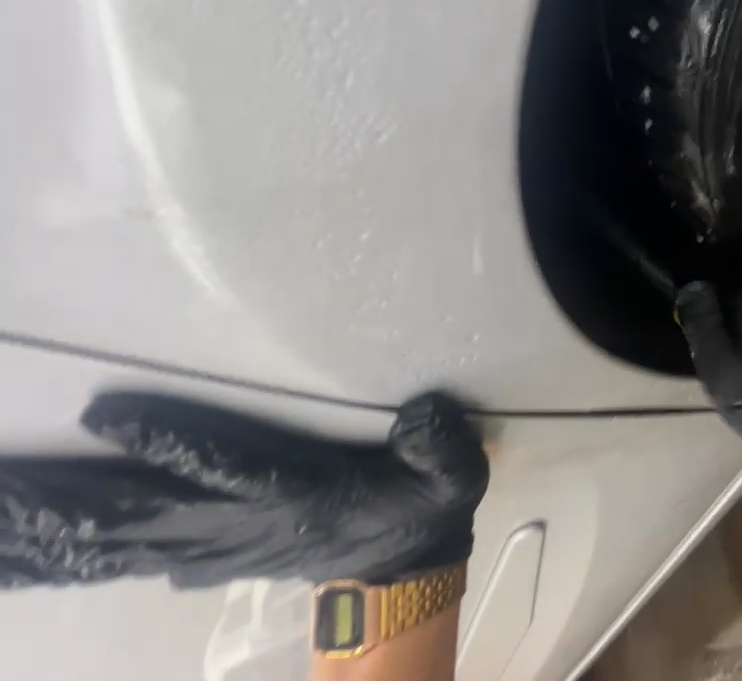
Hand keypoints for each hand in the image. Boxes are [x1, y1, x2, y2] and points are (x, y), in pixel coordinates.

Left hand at [0, 392, 487, 589]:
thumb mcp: (456, 476)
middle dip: (60, 498)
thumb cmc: (424, 509)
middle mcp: (243, 525)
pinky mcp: (201, 556)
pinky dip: (58, 559)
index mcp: (302, 498)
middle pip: (139, 512)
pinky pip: (114, 561)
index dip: (171, 443)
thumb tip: (423, 411)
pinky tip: (18, 553)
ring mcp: (213, 547)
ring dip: (42, 531)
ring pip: (112, 542)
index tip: (107, 416)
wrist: (403, 570)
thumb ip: (442, 446)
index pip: (228, 467)